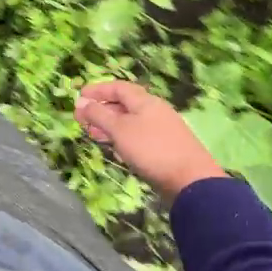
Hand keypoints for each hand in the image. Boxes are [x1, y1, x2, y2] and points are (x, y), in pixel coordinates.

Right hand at [75, 80, 226, 200]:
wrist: (192, 182)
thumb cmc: (151, 149)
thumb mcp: (119, 129)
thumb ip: (98, 114)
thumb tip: (81, 103)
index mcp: (145, 101)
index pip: (117, 87)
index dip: (97, 90)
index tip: (79, 98)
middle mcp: (155, 111)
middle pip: (123, 104)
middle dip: (101, 110)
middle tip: (82, 120)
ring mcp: (162, 130)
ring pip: (130, 122)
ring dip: (109, 126)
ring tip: (93, 136)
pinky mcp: (166, 148)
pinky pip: (138, 136)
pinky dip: (122, 138)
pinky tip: (116, 149)